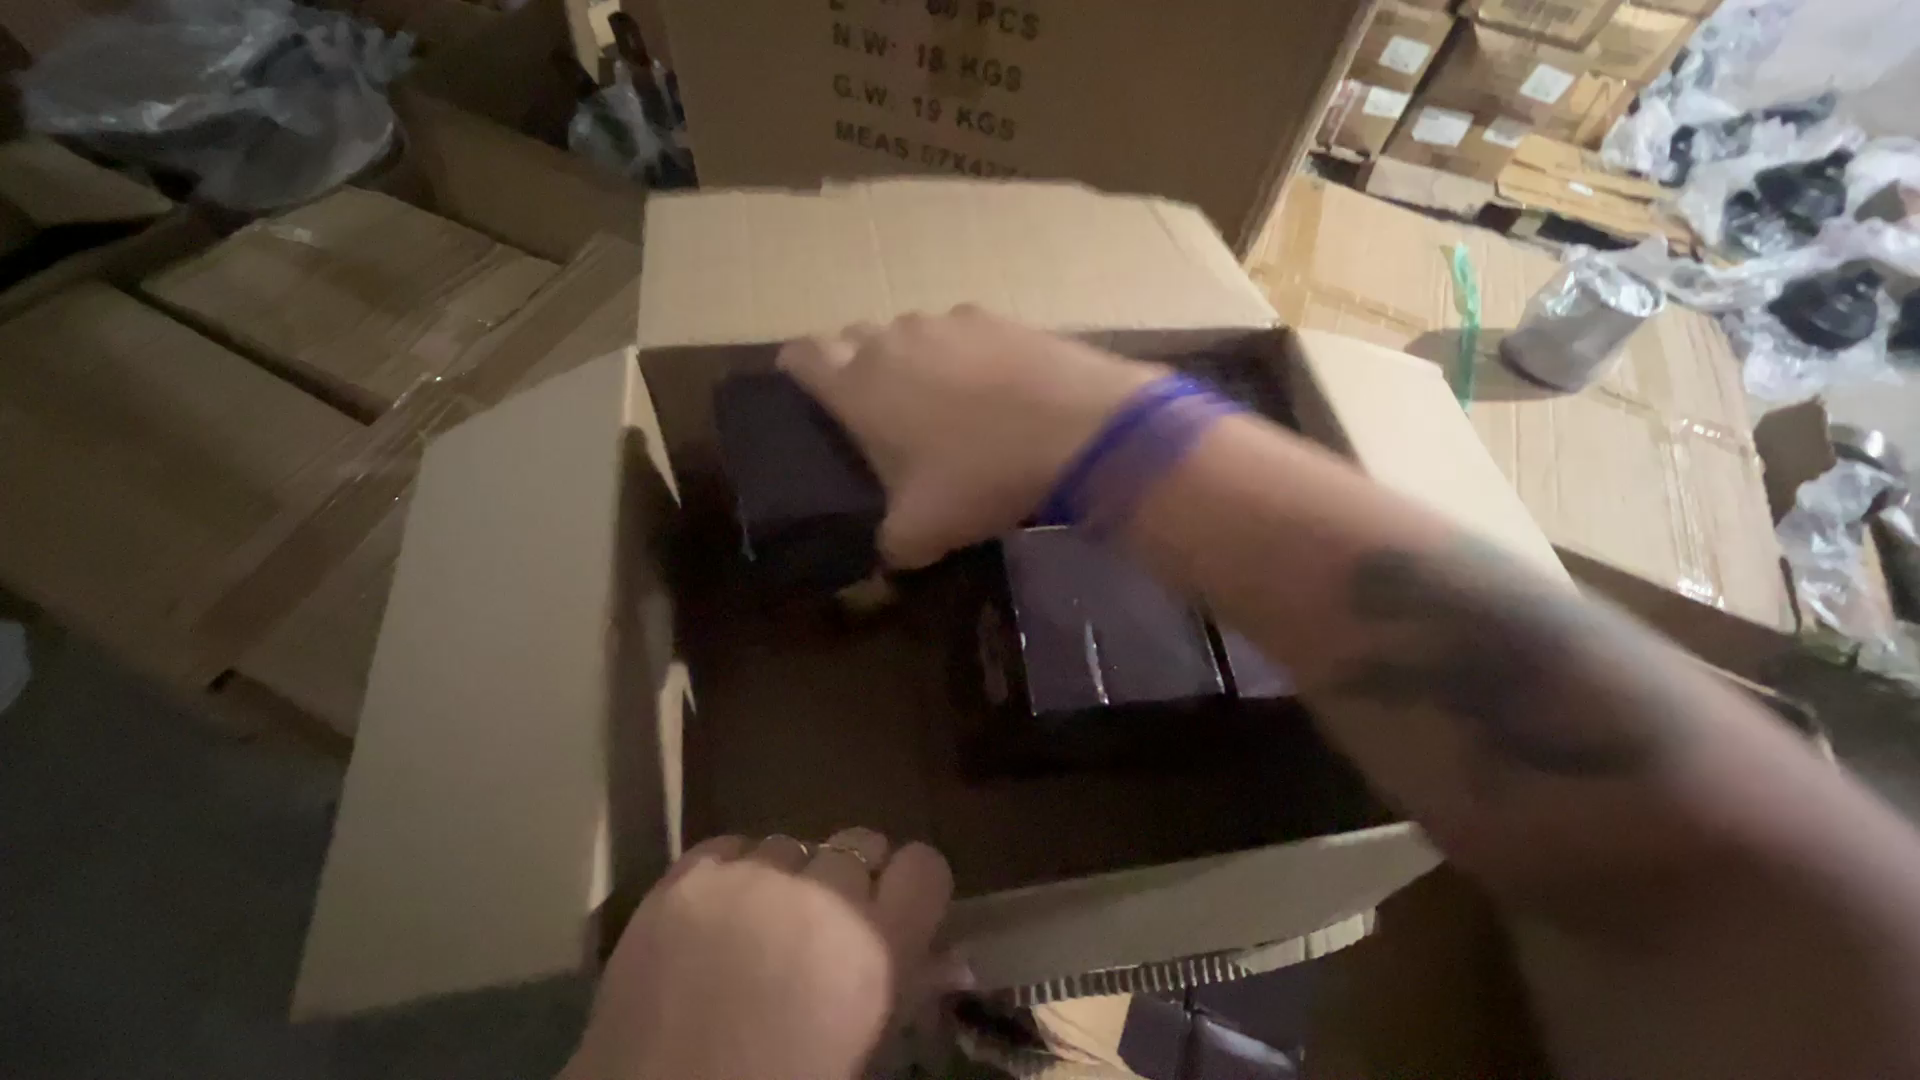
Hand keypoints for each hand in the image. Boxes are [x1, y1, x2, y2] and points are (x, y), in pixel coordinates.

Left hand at [563, 829, 958, 1079]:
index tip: (897, 905)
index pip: (925, 866)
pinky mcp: (687, 876)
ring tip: (759, 926)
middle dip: (850, 879)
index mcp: (878, 946)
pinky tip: (715, 917)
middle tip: (823, 925)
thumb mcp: (861, 1047)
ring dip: (787, 877)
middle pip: (859, 843)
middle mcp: (822, 895)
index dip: (913, 885)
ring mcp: (750, 879)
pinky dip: (730, 874)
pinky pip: (729, 847)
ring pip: (791, 844)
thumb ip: (909, 989)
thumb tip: (951, 957)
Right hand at [778, 308, 1162, 567]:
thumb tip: (888, 556)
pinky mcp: (1001, 318)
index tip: (806, 392)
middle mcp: (895, 339)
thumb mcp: (924, 531)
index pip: (803, 355)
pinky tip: (994, 391)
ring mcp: (951, 321)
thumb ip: (892, 544)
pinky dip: (966, 357)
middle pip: (855, 339)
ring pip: (912, 334)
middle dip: (857, 367)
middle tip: (878, 411)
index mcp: (858, 384)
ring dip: (914, 361)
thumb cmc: (980, 477)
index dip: (797, 370)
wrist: (1078, 430)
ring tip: (942, 404)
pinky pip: (965, 334)